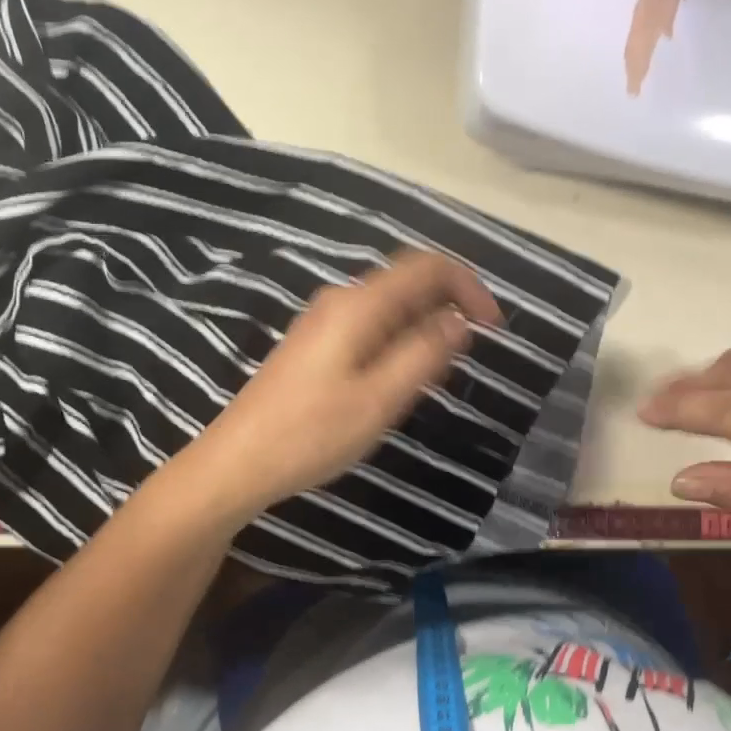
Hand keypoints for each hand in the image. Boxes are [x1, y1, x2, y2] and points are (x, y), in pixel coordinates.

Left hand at [177, 251, 501, 523]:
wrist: (236, 464)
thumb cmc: (310, 434)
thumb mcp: (379, 399)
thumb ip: (424, 354)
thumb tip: (458, 320)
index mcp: (357, 305)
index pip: (426, 266)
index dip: (468, 286)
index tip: (493, 327)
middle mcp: (339, 302)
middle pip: (407, 282)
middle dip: (448, 307)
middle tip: (472, 354)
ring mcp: (321, 324)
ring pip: (388, 309)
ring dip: (423, 329)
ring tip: (440, 374)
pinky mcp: (312, 349)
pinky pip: (368, 329)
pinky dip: (397, 343)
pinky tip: (400, 382)